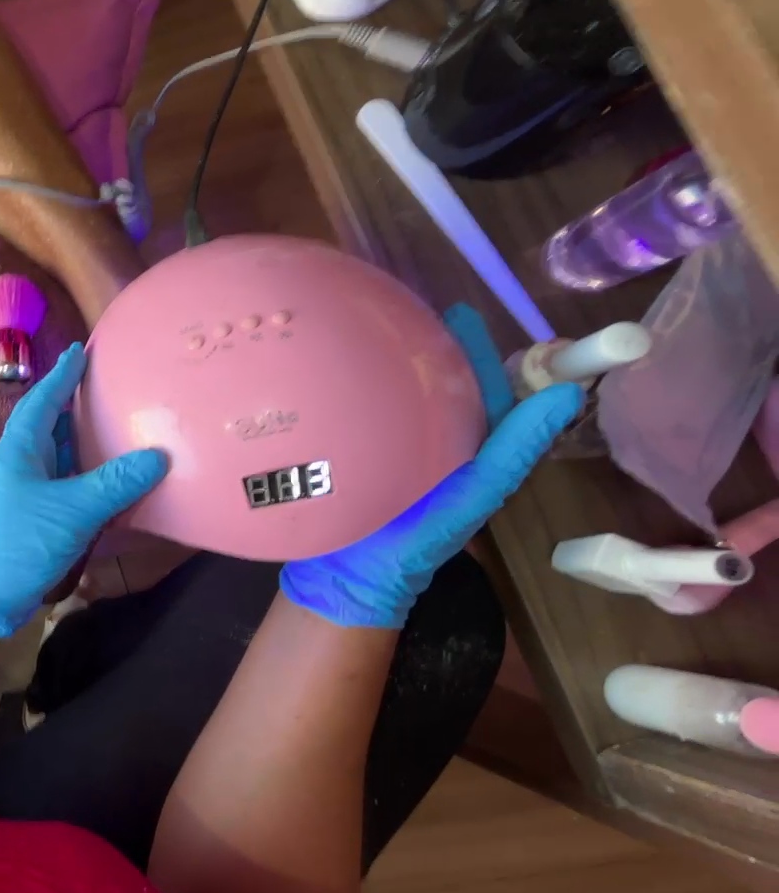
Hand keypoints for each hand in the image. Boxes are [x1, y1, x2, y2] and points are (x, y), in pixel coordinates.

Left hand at [0, 343, 167, 637]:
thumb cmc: (21, 544)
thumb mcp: (73, 511)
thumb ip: (115, 482)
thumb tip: (158, 455)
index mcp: (18, 450)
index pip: (42, 401)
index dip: (62, 375)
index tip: (80, 350)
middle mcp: (19, 462)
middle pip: (49, 423)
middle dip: (75, 402)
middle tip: (108, 382)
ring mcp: (24, 488)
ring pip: (56, 452)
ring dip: (82, 438)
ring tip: (115, 419)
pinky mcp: (33, 512)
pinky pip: (63, 480)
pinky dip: (85, 470)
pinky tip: (108, 472)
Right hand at [280, 304, 583, 629]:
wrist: (339, 578)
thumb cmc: (408, 543)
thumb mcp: (470, 497)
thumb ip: (510, 451)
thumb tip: (563, 396)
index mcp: (463, 455)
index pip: (478, 393)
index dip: (477, 356)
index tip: (455, 314)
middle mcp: (426, 450)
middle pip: (435, 394)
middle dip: (427, 356)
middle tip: (401, 317)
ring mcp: (384, 456)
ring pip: (396, 405)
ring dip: (389, 373)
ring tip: (364, 337)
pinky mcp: (346, 462)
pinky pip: (356, 421)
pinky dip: (351, 398)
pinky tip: (329, 382)